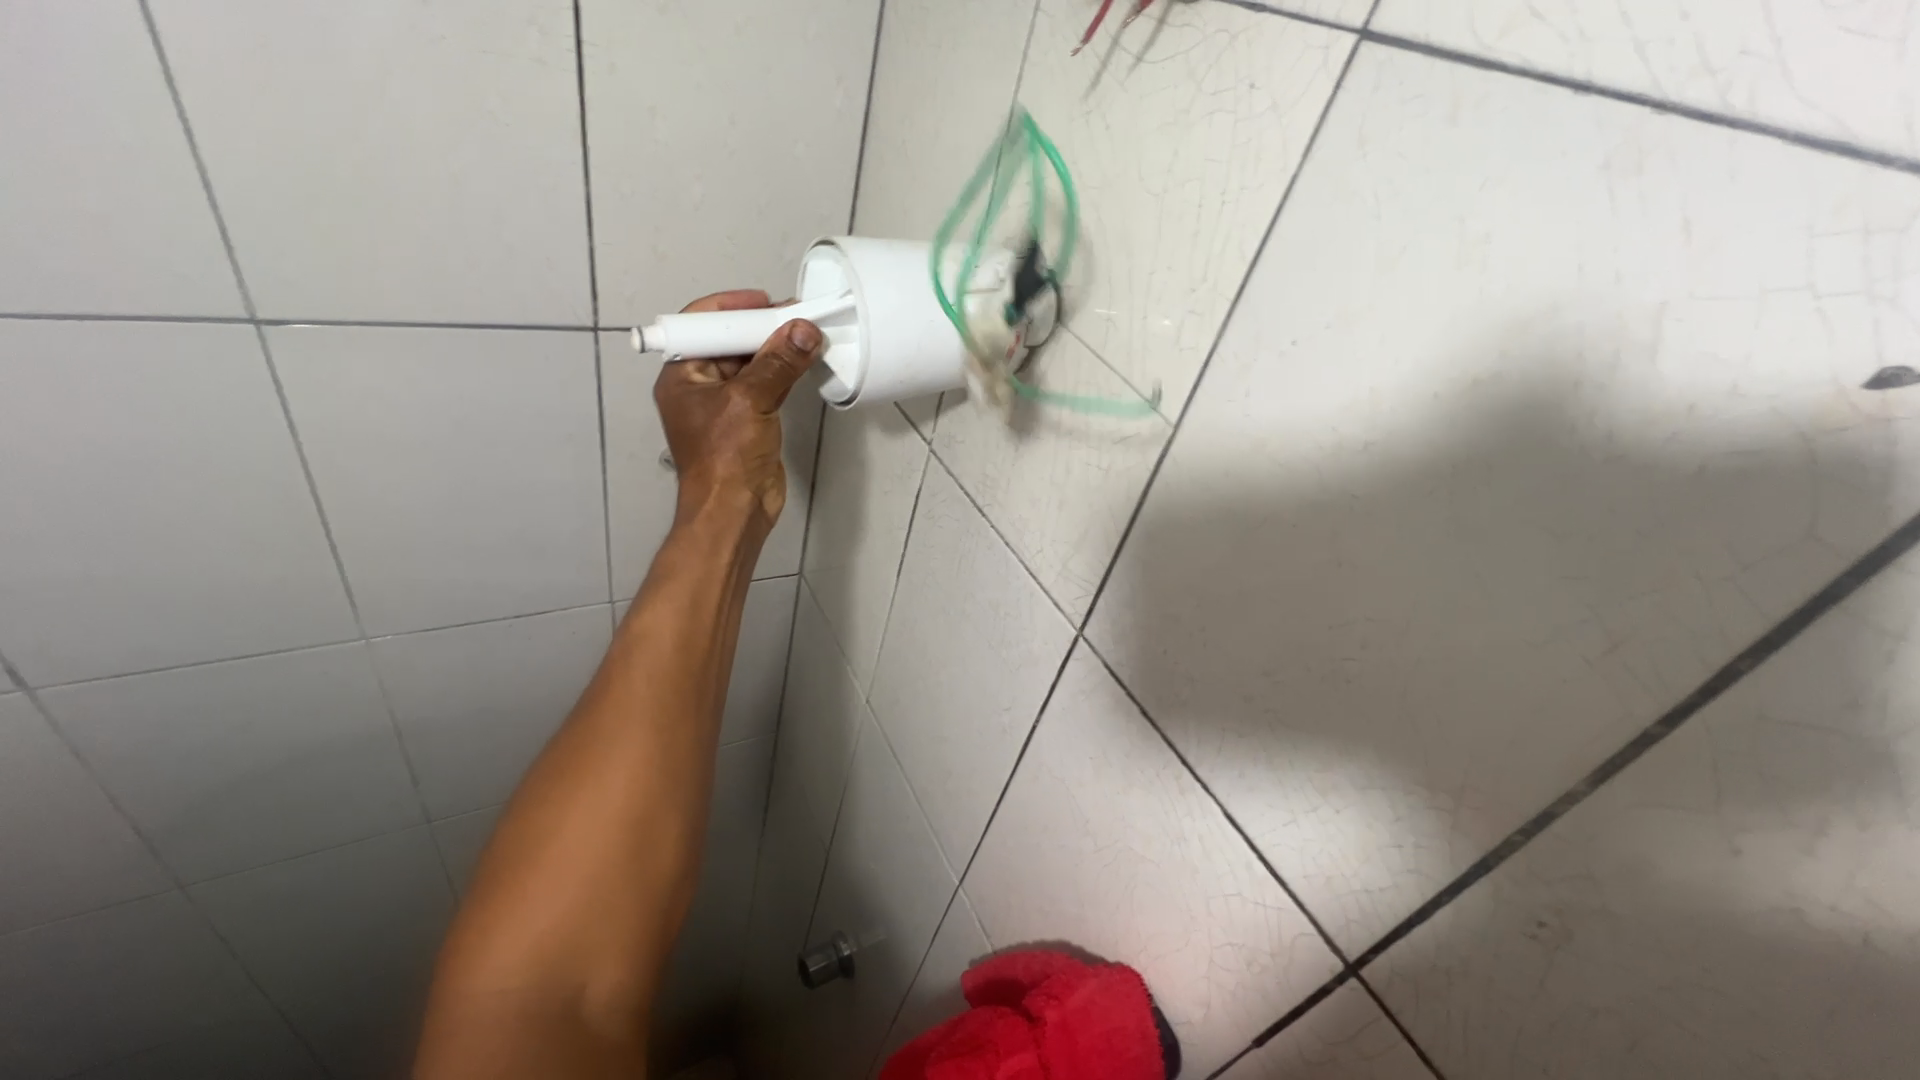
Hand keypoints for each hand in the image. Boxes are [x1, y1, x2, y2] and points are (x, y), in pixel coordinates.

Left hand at [653, 289, 822, 533]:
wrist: (733, 511)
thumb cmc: (726, 456)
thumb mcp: (750, 401)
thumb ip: (778, 363)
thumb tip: (804, 330)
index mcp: (682, 374)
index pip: (701, 324)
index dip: (733, 307)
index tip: (768, 301)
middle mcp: (699, 385)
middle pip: (730, 342)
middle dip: (762, 328)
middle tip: (797, 317)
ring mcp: (725, 405)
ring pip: (752, 364)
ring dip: (777, 351)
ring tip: (808, 337)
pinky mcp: (749, 421)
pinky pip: (766, 386)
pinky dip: (785, 373)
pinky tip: (806, 364)